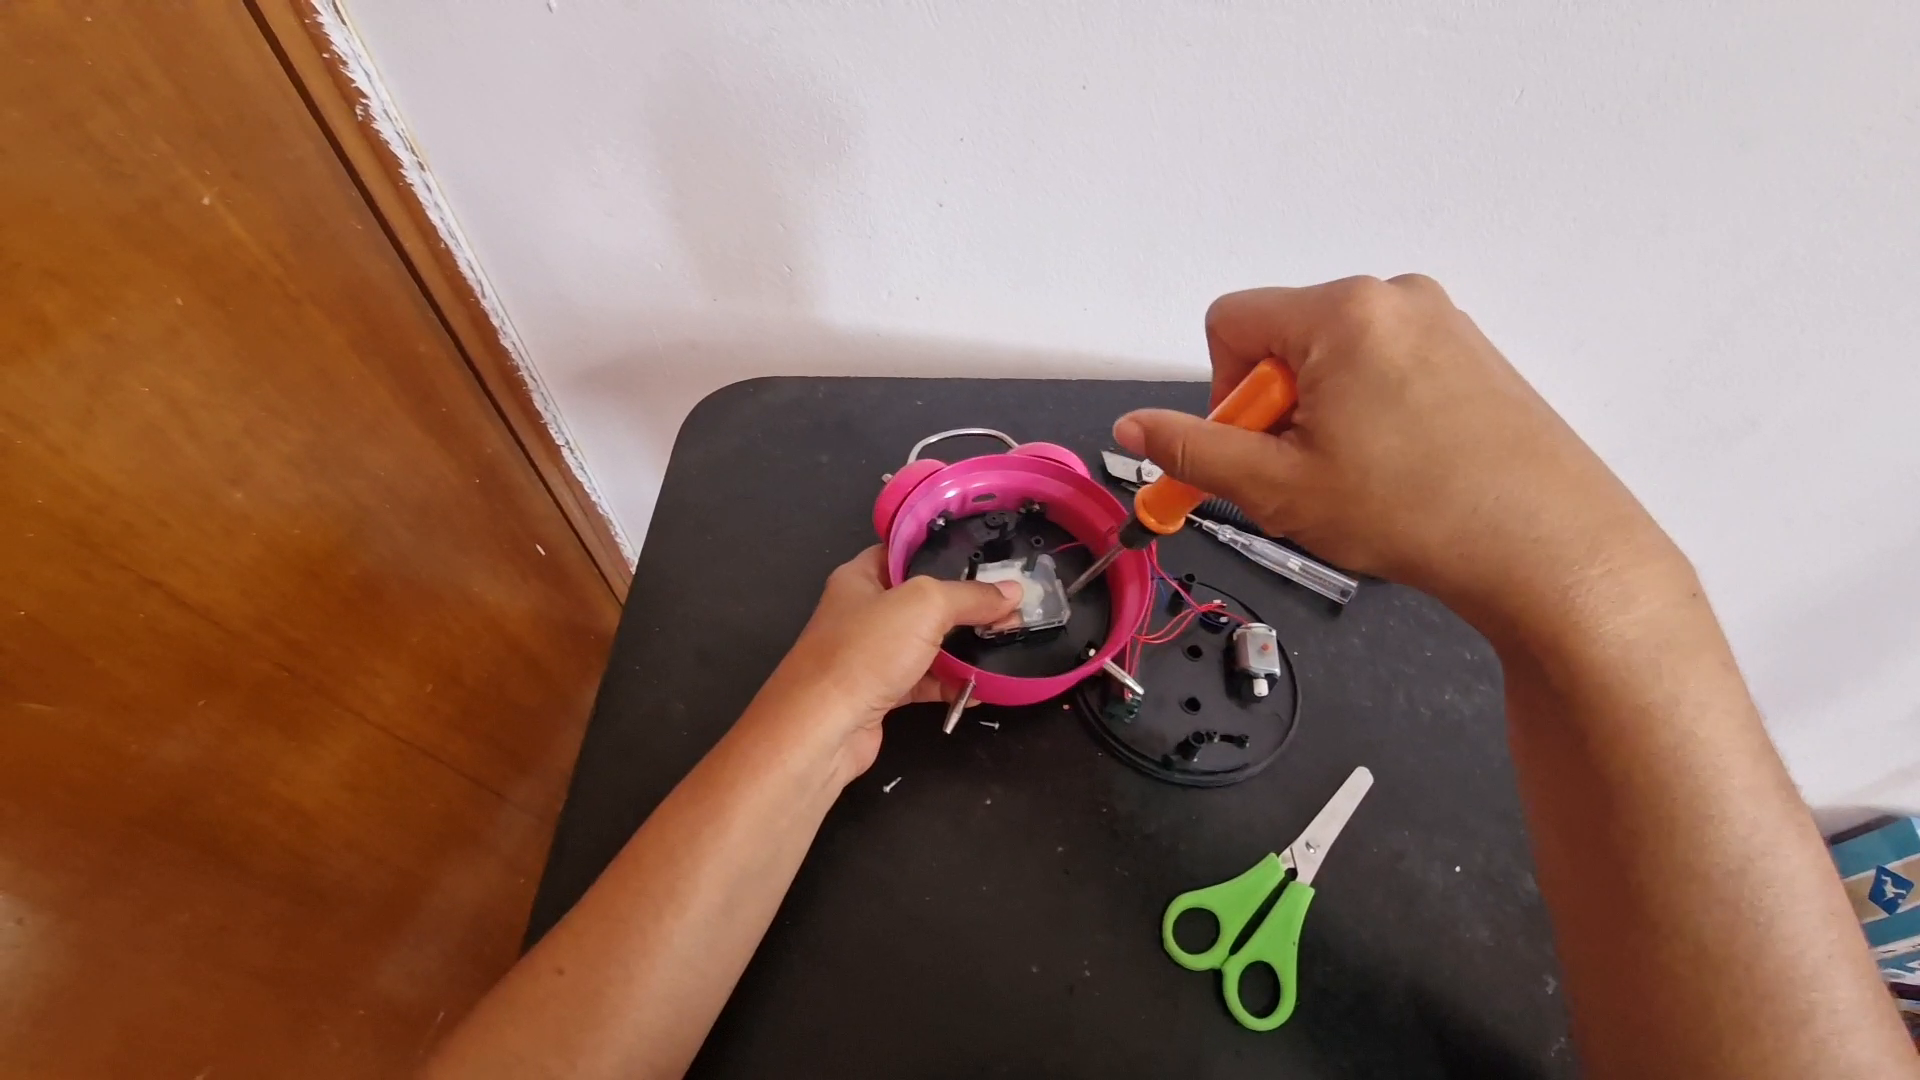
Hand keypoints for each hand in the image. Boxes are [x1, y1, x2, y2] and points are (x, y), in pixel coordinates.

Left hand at [753, 547, 1020, 778]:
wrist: (822, 729)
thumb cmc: (865, 652)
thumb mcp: (925, 606)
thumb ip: (970, 596)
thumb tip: (1012, 593)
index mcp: (860, 577)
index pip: (904, 551)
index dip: (942, 550)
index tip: (985, 556)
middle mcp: (863, 612)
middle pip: (922, 600)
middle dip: (964, 604)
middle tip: (1007, 607)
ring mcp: (870, 655)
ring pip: (926, 642)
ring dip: (962, 646)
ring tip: (1004, 644)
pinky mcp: (880, 692)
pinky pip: (924, 680)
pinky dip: (950, 683)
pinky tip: (980, 688)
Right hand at [1114, 276, 1681, 624]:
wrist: (1550, 549)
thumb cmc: (1409, 510)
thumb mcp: (1273, 487)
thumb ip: (1189, 451)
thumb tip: (1131, 429)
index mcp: (1341, 312)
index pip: (1228, 322)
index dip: (1220, 391)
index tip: (1251, 445)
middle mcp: (1393, 297)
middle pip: (1279, 339)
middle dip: (1269, 406)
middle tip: (1300, 472)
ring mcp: (1440, 321)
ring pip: (1328, 357)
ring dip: (1313, 413)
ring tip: (1350, 474)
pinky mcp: (1469, 352)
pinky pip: (1379, 366)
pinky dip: (1360, 410)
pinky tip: (1391, 465)